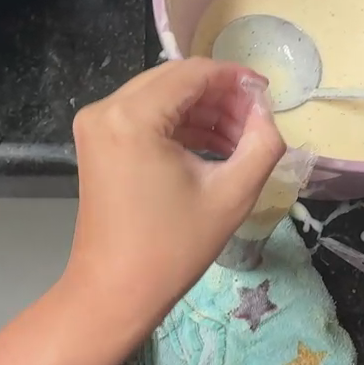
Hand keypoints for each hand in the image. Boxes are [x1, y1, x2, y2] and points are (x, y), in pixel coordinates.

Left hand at [62, 58, 286, 325]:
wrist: (115, 292)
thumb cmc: (173, 248)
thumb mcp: (232, 194)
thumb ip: (261, 142)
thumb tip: (264, 110)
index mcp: (133, 117)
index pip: (193, 73)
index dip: (235, 78)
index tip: (267, 96)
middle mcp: (106, 109)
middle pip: (174, 79)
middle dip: (220, 96)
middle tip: (255, 123)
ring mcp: (96, 125)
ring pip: (160, 96)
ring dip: (202, 112)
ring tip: (239, 141)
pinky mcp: (97, 142)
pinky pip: (145, 117)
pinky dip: (179, 126)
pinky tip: (211, 148)